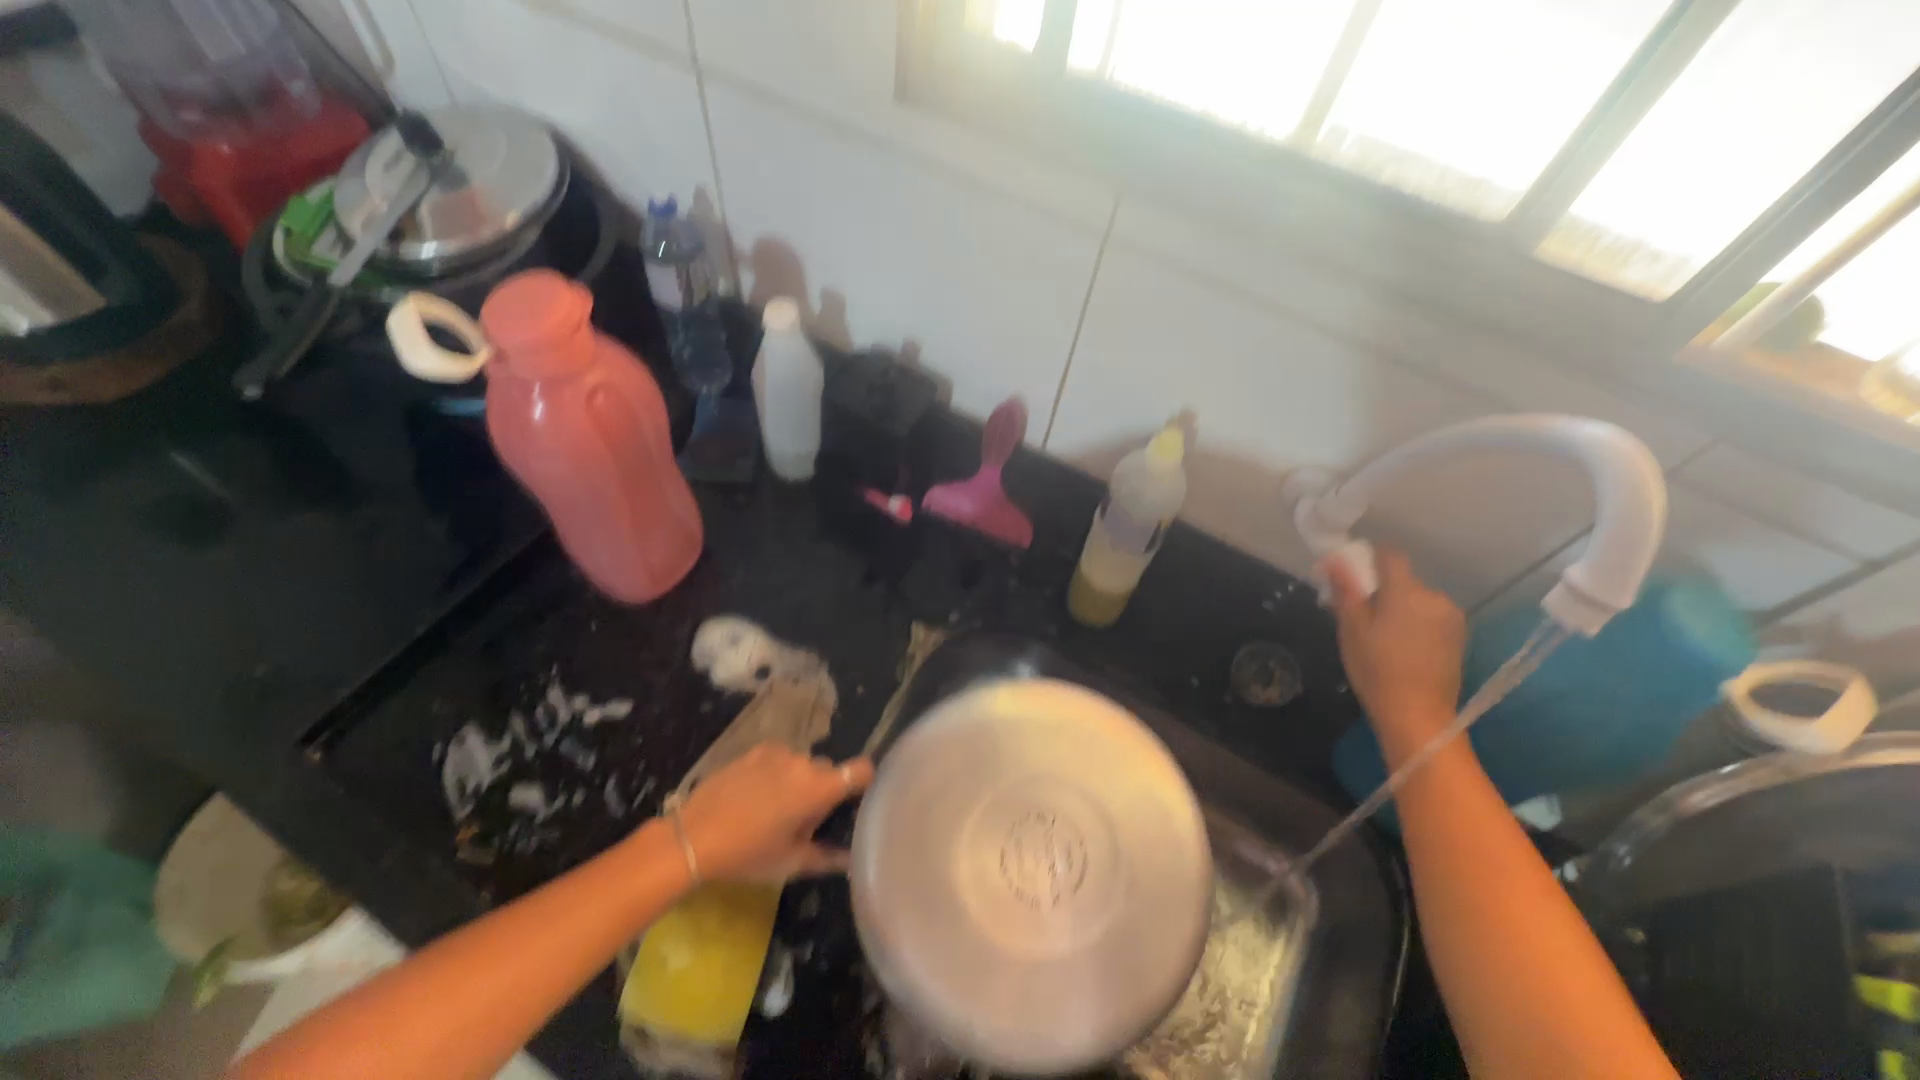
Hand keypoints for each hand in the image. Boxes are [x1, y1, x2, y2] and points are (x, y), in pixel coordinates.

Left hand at [668, 743, 873, 883]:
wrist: (693, 838)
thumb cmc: (748, 854)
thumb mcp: (790, 863)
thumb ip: (828, 858)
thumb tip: (852, 859)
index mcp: (819, 788)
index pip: (862, 769)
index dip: (865, 782)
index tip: (855, 802)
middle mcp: (803, 762)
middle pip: (829, 771)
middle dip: (824, 791)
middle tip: (805, 820)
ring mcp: (776, 753)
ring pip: (802, 765)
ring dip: (798, 781)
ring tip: (776, 810)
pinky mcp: (754, 751)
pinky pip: (779, 759)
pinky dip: (776, 773)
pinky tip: (756, 797)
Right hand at [1327, 549, 1465, 755]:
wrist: (1418, 715)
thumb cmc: (1377, 670)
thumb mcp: (1351, 629)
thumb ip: (1346, 590)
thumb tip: (1335, 558)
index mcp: (1406, 591)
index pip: (1390, 555)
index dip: (1370, 559)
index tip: (1354, 578)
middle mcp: (1434, 596)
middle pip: (1404, 581)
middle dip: (1384, 592)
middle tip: (1363, 618)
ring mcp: (1451, 617)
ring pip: (1418, 600)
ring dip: (1402, 608)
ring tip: (1384, 638)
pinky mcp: (1459, 636)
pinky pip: (1432, 617)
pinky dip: (1417, 624)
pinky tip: (1404, 648)